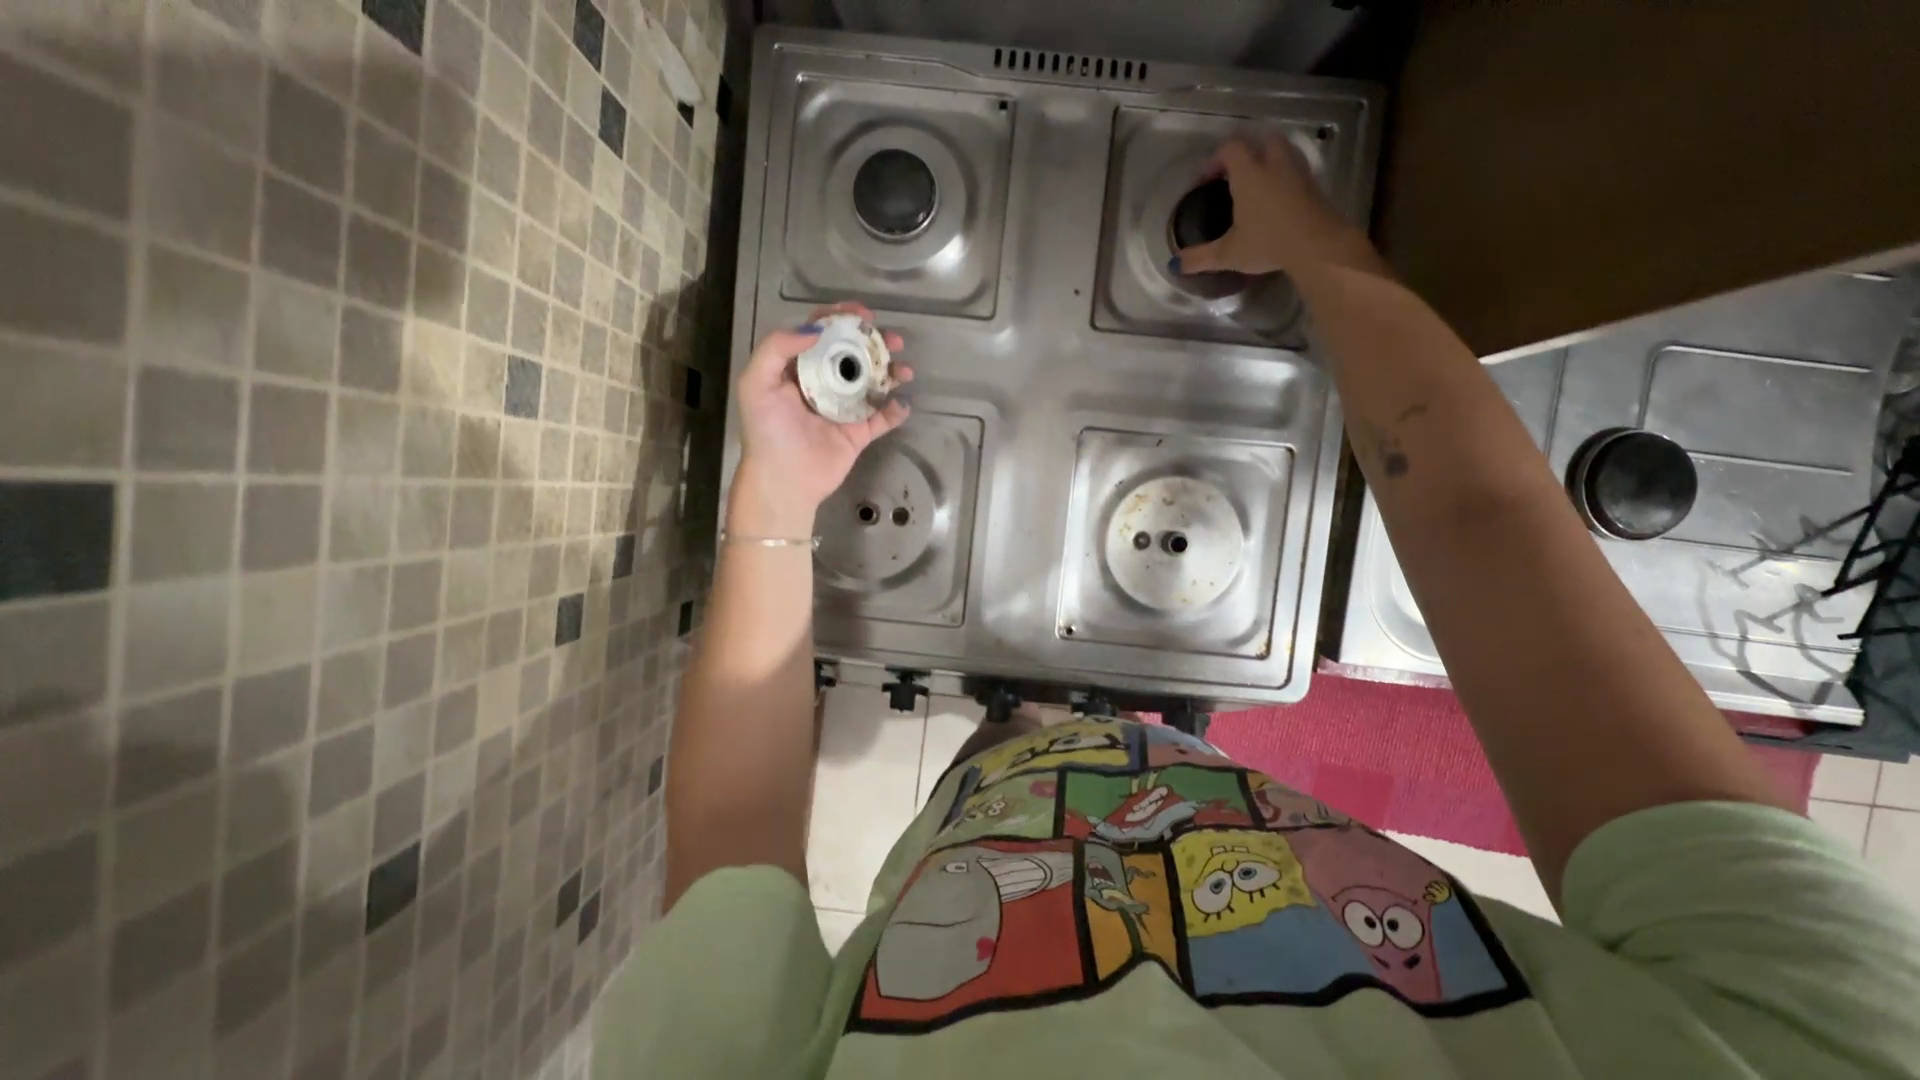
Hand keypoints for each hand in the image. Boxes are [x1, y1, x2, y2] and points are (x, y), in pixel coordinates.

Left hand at [731, 302, 911, 531]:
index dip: (841, 318)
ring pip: (874, 382)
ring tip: (905, 370)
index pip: (821, 333)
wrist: (782, 480)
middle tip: (893, 340)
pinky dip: (897, 409)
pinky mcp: (859, 434)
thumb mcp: (756, 383)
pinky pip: (883, 418)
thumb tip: (815, 329)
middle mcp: (823, 384)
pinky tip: (902, 403)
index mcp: (799, 369)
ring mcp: (844, 409)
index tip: (862, 315)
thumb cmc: (767, 431)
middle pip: (854, 354)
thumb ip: (777, 348)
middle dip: (876, 342)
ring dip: (892, 371)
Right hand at [1171, 137, 1378, 278]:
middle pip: (1261, 140)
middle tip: (1236, 175)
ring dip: (1270, 160)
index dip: (1216, 159)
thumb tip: (1177, 265)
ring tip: (1259, 185)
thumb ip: (1201, 257)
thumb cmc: (1268, 243)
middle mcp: (1274, 165)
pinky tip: (1280, 200)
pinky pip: (1297, 171)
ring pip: (1284, 152)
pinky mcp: (1315, 186)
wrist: (1319, 246)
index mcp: (1249, 173)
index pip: (1231, 148)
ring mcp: (1298, 173)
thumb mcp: (1229, 254)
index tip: (1207, 179)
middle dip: (1247, 152)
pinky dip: (1286, 178)